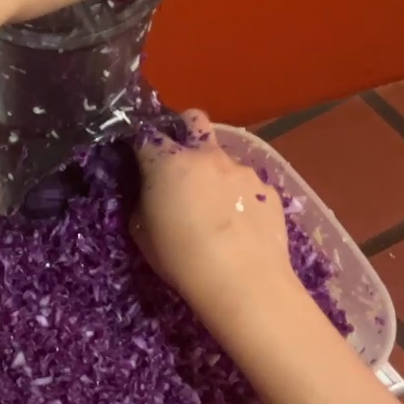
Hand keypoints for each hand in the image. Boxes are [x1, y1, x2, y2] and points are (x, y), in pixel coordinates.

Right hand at [129, 112, 301, 322]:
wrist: (243, 283)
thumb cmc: (179, 258)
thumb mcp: (141, 230)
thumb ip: (142, 200)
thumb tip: (149, 190)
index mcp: (167, 162)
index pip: (144, 134)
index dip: (138, 142)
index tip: (136, 157)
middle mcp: (205, 155)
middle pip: (193, 120)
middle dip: (183, 130)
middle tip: (178, 162)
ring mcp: (242, 170)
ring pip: (222, 156)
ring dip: (213, 171)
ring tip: (213, 207)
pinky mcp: (268, 190)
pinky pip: (245, 183)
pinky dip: (237, 194)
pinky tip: (237, 223)